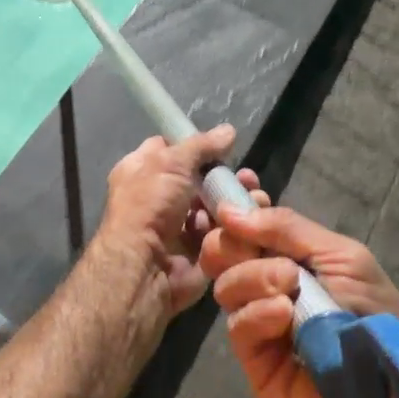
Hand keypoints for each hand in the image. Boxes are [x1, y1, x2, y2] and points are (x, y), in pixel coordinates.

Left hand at [96, 125, 268, 317]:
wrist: (145, 266)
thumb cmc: (149, 204)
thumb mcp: (171, 163)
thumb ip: (200, 146)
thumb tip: (228, 131)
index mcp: (141, 171)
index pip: (169, 151)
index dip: (194, 148)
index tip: (223, 148)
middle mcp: (158, 197)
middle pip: (199, 181)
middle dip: (225, 178)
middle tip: (248, 178)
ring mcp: (179, 227)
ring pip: (214, 209)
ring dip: (236, 203)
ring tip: (257, 198)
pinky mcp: (197, 252)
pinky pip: (221, 236)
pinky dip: (235, 230)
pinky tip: (253, 223)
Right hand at [199, 205, 398, 397]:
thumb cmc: (379, 316)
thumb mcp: (342, 257)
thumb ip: (287, 227)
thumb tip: (228, 211)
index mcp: (288, 255)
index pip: (244, 224)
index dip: (237, 209)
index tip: (239, 197)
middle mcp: (266, 284)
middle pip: (223, 251)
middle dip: (235, 243)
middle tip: (263, 252)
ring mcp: (259, 321)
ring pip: (225, 285)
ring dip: (253, 277)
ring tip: (289, 289)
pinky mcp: (256, 361)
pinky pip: (237, 326)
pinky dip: (256, 313)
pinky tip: (282, 315)